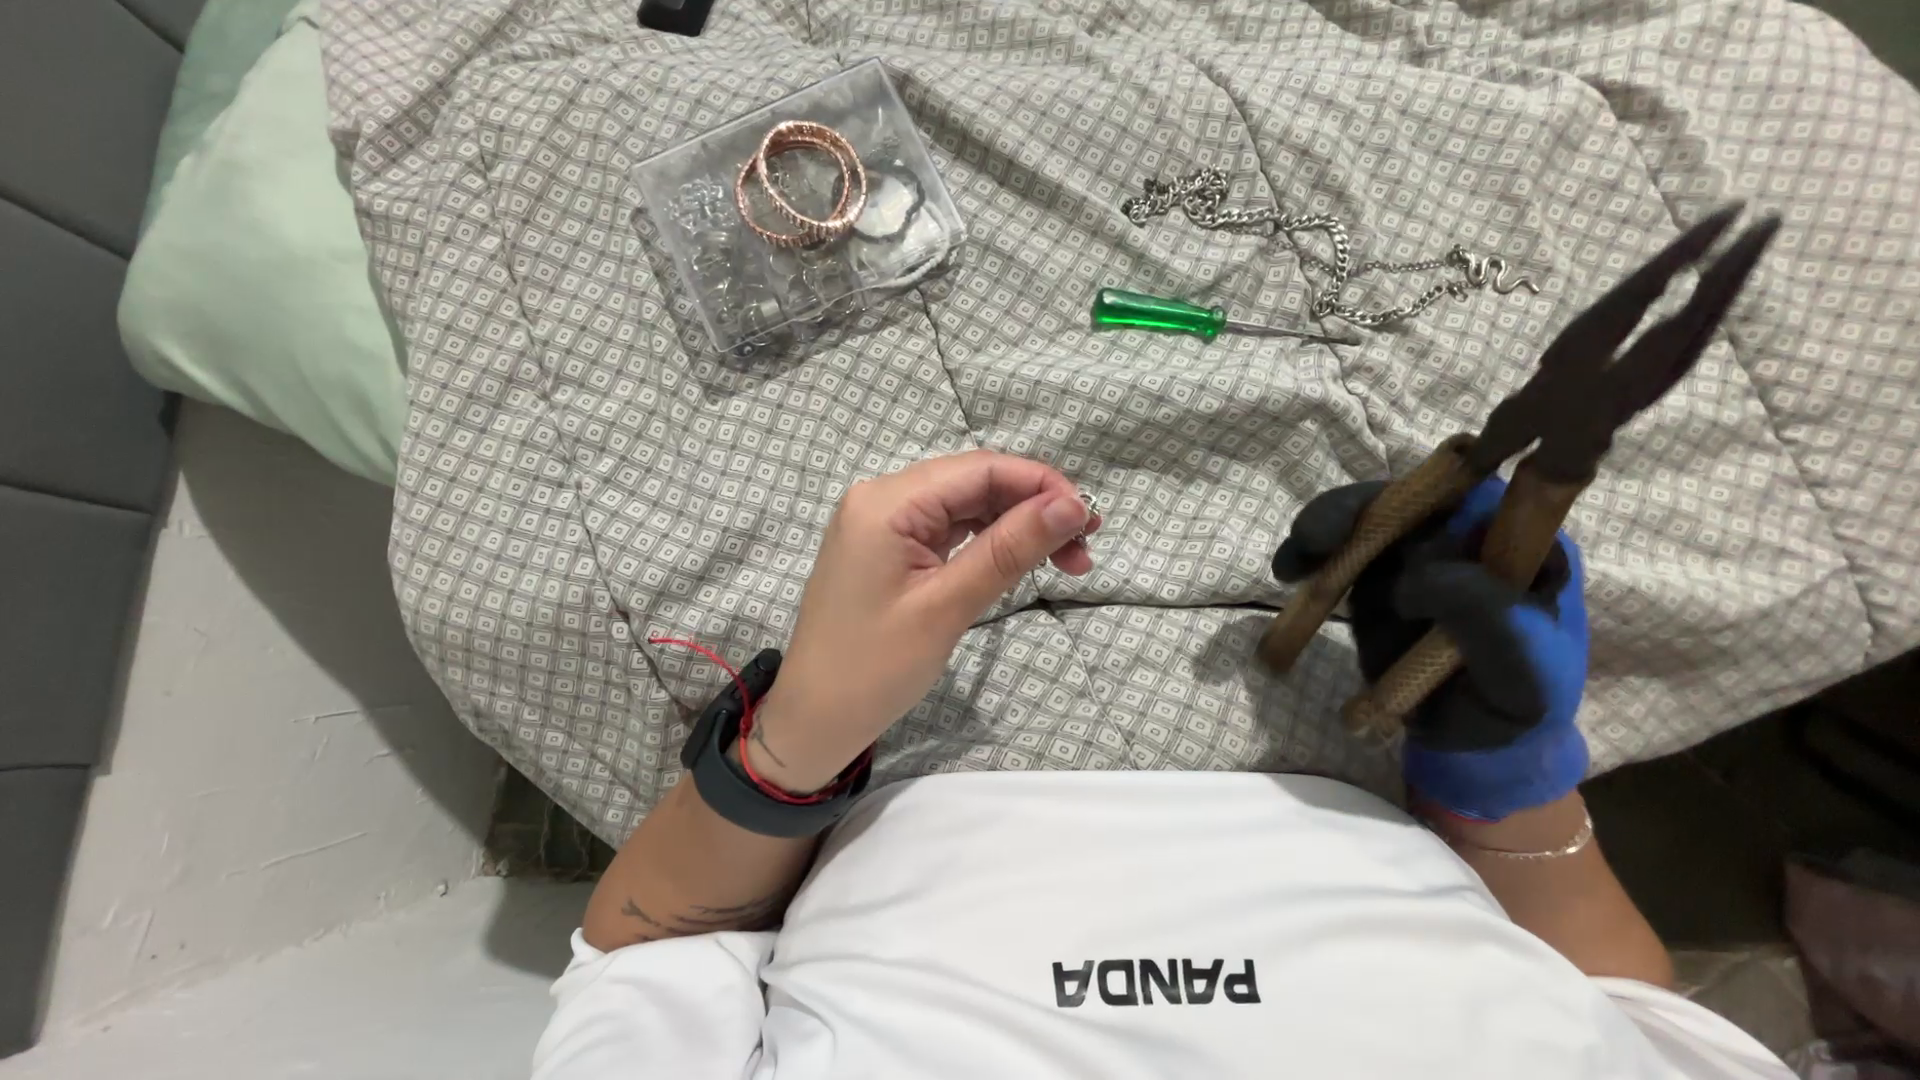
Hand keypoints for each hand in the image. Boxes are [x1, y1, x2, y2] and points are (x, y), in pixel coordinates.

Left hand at [746, 451, 1098, 791]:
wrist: (814, 718)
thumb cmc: (874, 668)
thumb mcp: (948, 607)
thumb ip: (1009, 549)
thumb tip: (1071, 506)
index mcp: (887, 502)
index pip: (980, 469)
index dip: (1041, 485)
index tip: (1090, 520)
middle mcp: (881, 498)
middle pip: (974, 482)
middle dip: (1034, 508)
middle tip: (1085, 549)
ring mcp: (881, 523)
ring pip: (965, 505)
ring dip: (1016, 526)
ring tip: (1067, 560)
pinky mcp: (887, 548)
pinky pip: (947, 529)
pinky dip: (987, 542)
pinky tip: (1019, 560)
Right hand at [1271, 476, 1589, 820]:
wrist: (1475, 743)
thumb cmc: (1515, 706)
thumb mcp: (1522, 672)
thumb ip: (1485, 619)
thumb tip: (1418, 575)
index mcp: (1519, 550)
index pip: (1479, 497)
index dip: (1431, 490)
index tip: (1392, 510)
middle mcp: (1465, 541)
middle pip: (1409, 499)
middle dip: (1358, 508)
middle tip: (1316, 535)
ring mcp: (1416, 559)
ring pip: (1367, 521)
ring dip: (1325, 528)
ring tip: (1294, 558)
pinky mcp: (1377, 582)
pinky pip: (1341, 556)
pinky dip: (1311, 557)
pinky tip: (1289, 570)